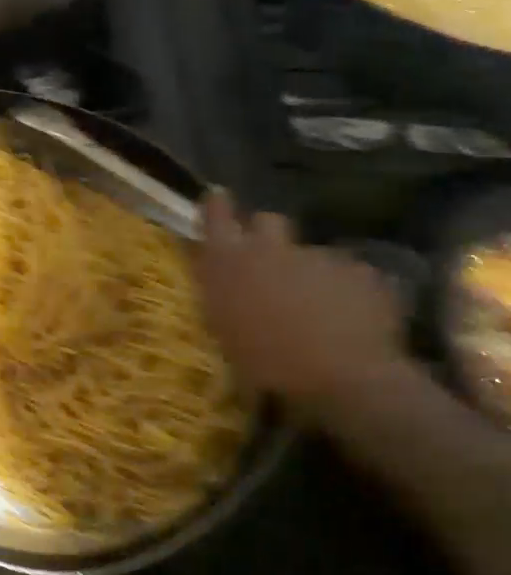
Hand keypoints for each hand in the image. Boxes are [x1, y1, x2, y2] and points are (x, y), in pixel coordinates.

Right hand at [195, 190, 407, 412]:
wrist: (344, 378)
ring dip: (312, 269)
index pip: (215, 214)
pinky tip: (355, 313)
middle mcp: (270, 247)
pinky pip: (353, 274)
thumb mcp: (220, 321)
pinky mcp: (363, 274)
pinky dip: (350, 288)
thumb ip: (217, 286)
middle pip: (268, 221)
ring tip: (322, 301)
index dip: (217, 204)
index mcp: (227, 259)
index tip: (219, 197)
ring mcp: (320, 257)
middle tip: (272, 260)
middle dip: (268, 233)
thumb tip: (211, 265)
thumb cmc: (264, 357)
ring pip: (313, 253)